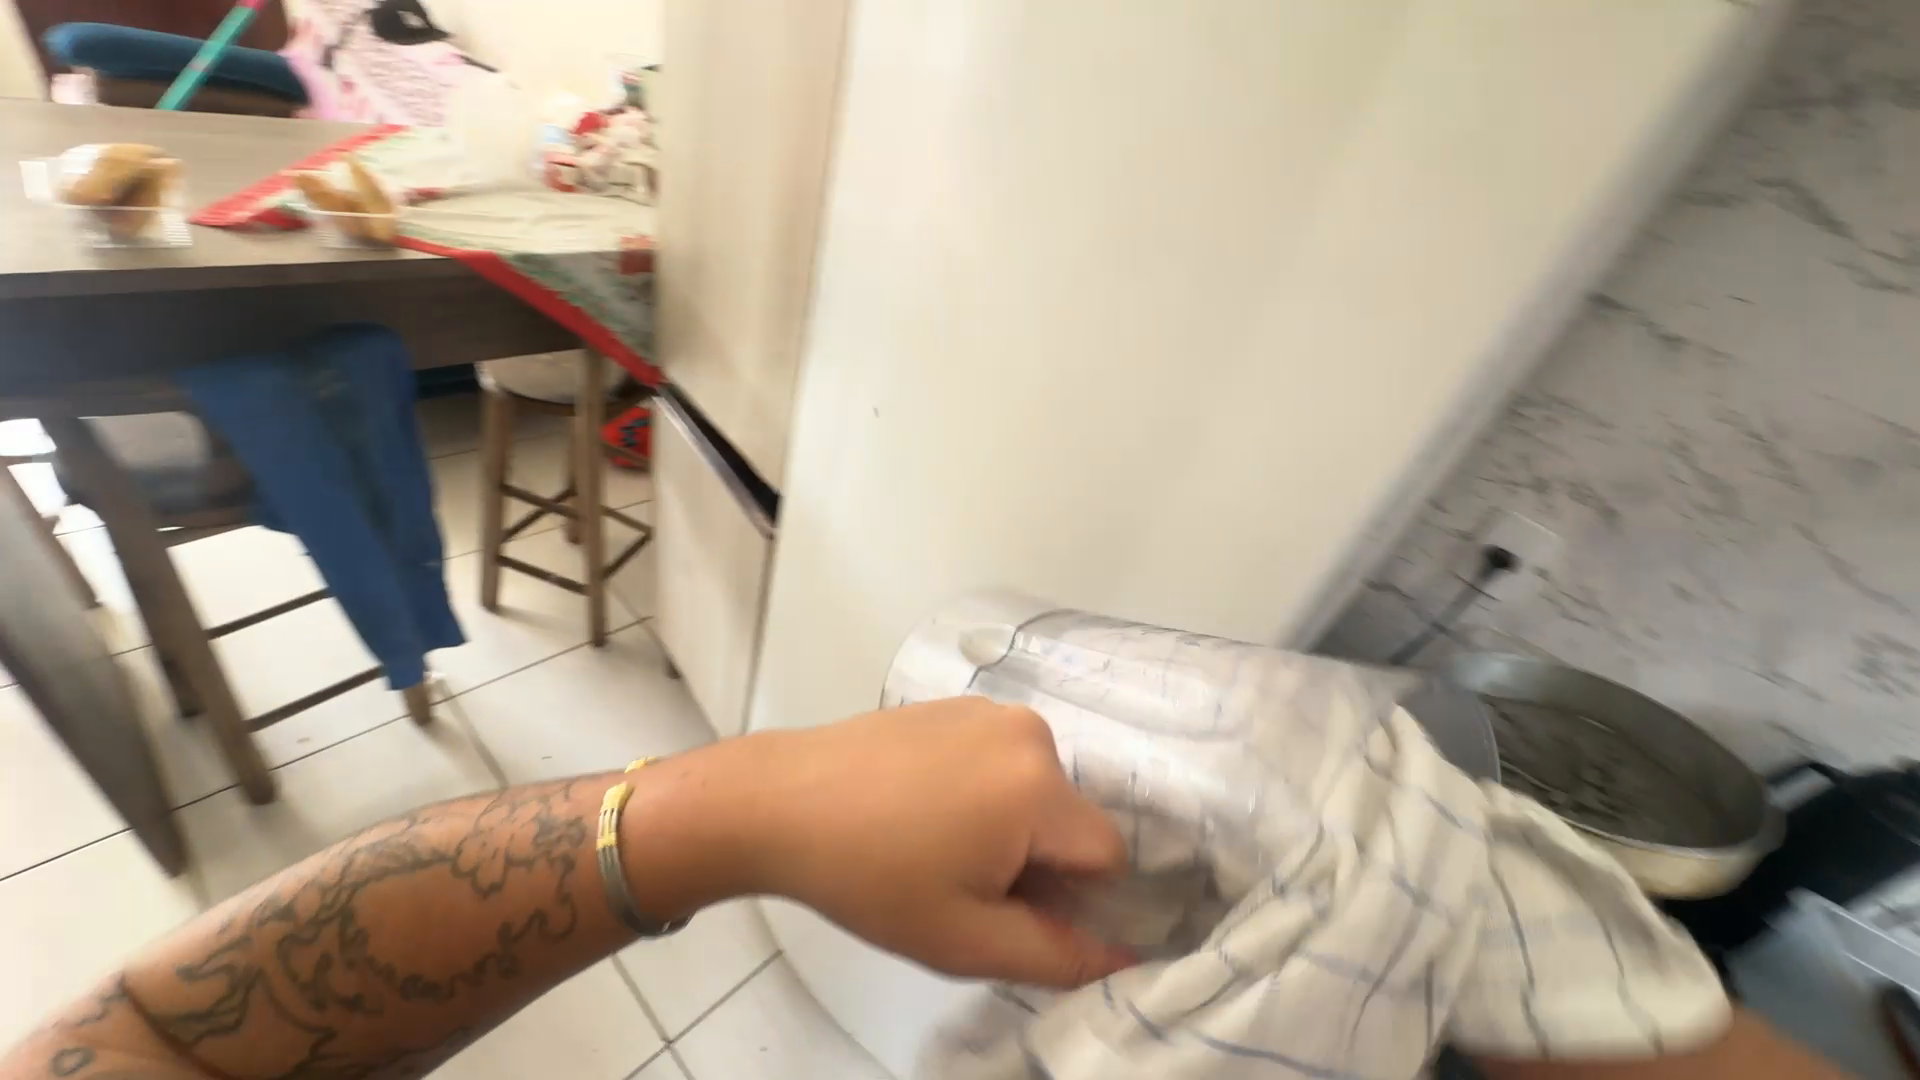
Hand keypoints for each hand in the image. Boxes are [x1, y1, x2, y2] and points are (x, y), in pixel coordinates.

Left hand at [709, 698, 1135, 987]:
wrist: (782, 801)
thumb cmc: (872, 876)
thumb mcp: (966, 939)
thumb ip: (1057, 956)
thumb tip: (1125, 957)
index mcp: (1039, 785)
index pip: (1107, 856)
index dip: (1071, 898)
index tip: (1010, 908)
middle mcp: (1028, 731)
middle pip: (1070, 818)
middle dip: (1038, 860)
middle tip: (965, 881)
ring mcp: (989, 709)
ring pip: (1036, 789)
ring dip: (1010, 824)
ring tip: (938, 843)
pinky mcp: (957, 704)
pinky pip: (1002, 758)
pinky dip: (984, 789)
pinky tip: (922, 807)